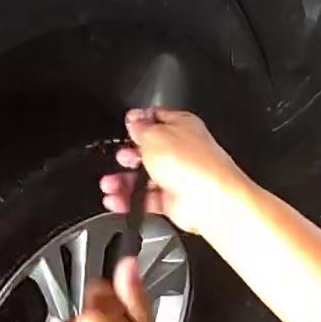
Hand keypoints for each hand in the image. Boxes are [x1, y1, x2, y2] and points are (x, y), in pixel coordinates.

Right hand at [99, 108, 254, 237]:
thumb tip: (133, 119)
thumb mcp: (156, 136)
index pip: (156, 119)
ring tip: (109, 184)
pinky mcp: (175, 200)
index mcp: (182, 126)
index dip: (138, 124)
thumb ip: (141, 128)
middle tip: (120, 157)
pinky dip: (130, 202)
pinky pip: (147, 200)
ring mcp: (178, 177)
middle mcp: (182, 151)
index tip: (124, 130)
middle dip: (129, 156)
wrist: (212, 201)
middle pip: (148, 151)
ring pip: (145, 178)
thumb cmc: (194, 164)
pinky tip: (117, 200)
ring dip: (124, 182)